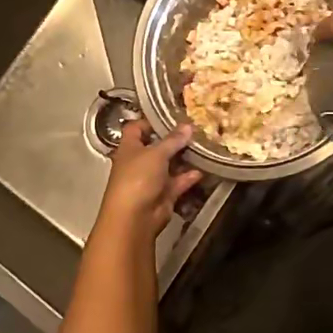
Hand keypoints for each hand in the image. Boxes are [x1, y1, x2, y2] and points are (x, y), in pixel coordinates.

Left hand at [96, 120, 202, 243]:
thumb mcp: (156, 153)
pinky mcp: (163, 194)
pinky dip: (188, 177)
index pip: (135, 128)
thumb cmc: (138, 178)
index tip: (170, 115)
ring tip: (203, 146)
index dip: (149, 121)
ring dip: (184, 158)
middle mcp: (139, 162)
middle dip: (174, 140)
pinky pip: (178, 182)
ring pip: (170, 165)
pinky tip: (203, 169)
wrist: (135, 217)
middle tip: (194, 130)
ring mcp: (151, 179)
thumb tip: (187, 126)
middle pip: (156, 146)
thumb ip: (173, 140)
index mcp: (129, 148)